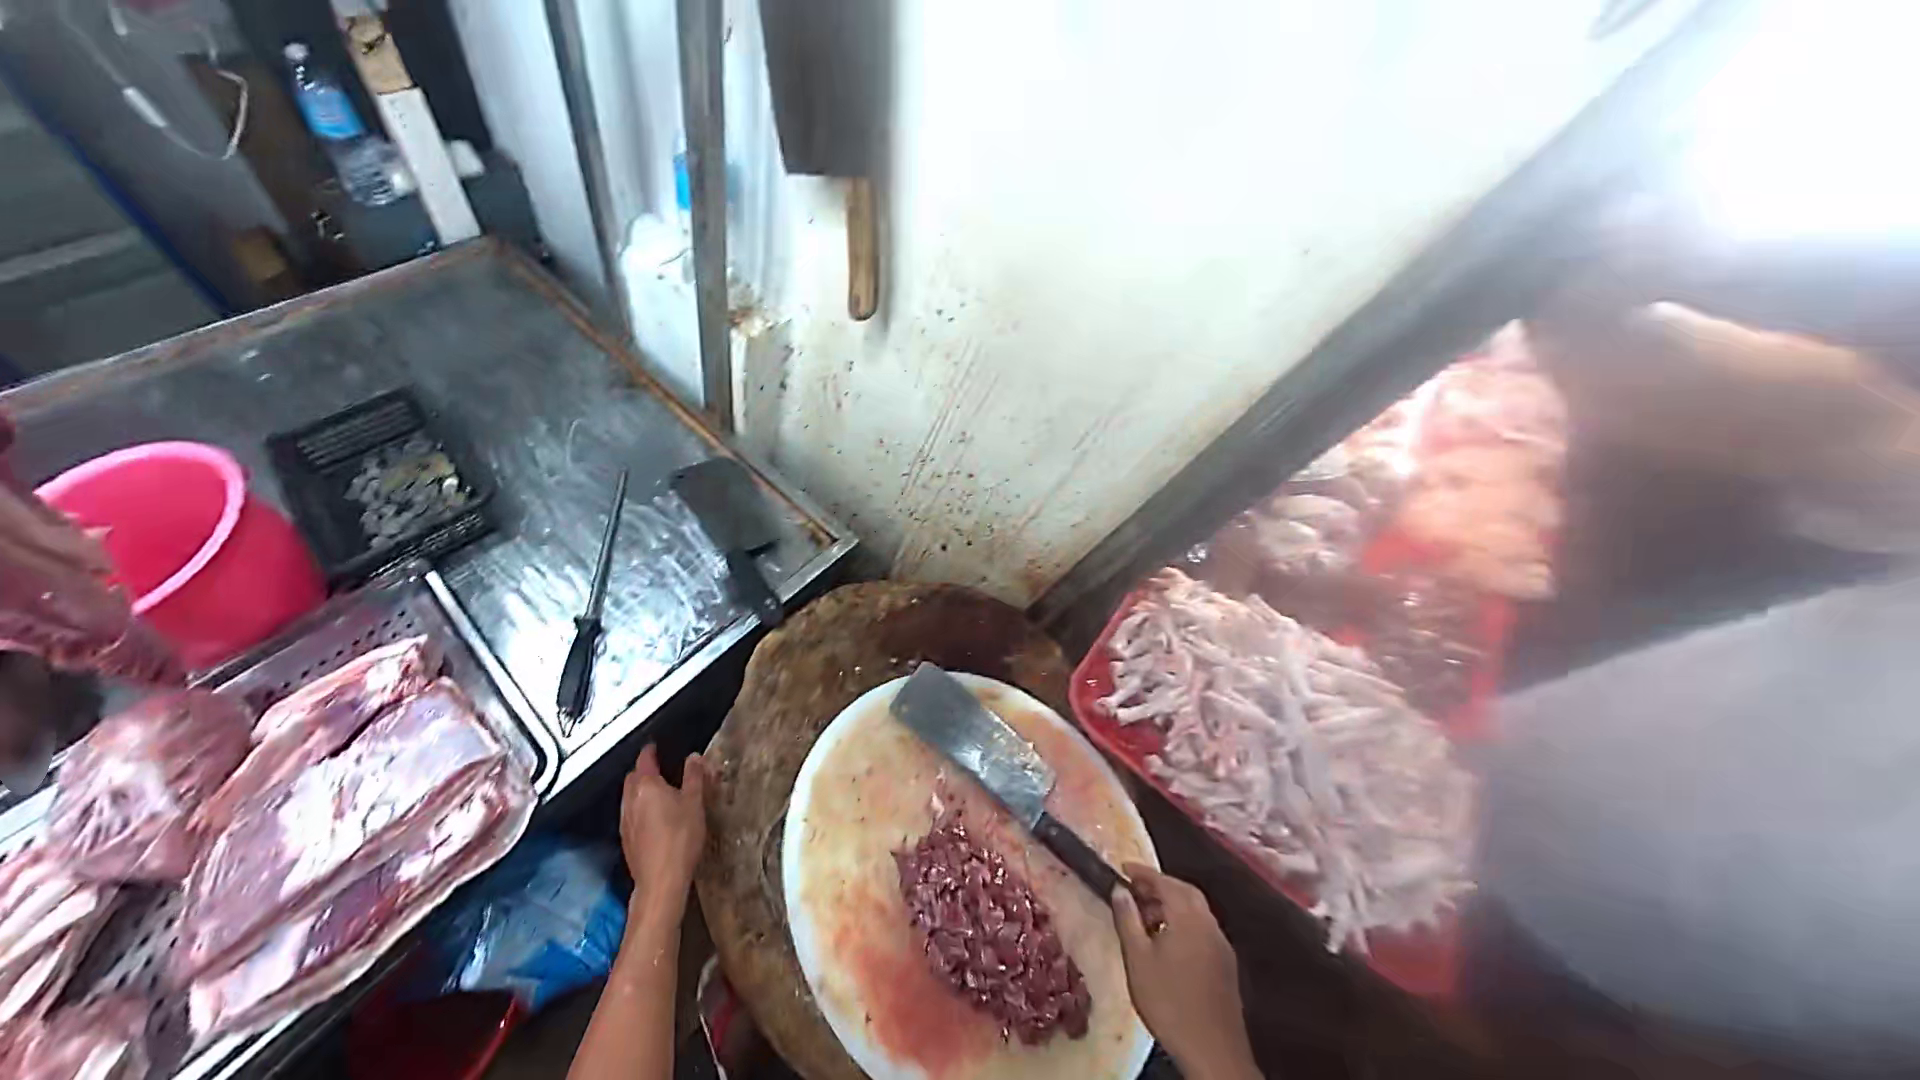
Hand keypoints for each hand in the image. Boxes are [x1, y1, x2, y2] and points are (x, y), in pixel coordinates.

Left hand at [619, 743, 706, 922]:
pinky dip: (640, 808)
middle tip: (660, 768)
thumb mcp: (695, 801)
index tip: (656, 746)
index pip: (644, 759)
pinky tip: (655, 817)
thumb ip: (694, 776)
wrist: (661, 880)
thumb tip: (694, 757)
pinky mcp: (626, 839)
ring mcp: (625, 821)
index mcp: (646, 786)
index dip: (651, 750)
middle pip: (632, 777)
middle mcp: (630, 801)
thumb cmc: (680, 838)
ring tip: (660, 791)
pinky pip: (630, 814)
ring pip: (629, 797)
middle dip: (644, 770)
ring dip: (641, 790)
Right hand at [1112, 864, 1260, 1079]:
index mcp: (1188, 917)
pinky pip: (1202, 928)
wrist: (1213, 1052)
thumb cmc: (1169, 1002)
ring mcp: (1221, 944)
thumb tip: (1120, 890)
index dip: (1142, 872)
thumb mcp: (1137, 959)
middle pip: (1184, 891)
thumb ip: (1127, 919)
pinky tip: (1166, 941)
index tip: (1122, 868)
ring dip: (1171, 905)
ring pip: (1195, 910)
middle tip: (1134, 890)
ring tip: (1145, 918)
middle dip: (1159, 885)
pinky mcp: (1225, 964)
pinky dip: (1182, 922)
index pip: (1164, 881)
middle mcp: (1209, 924)